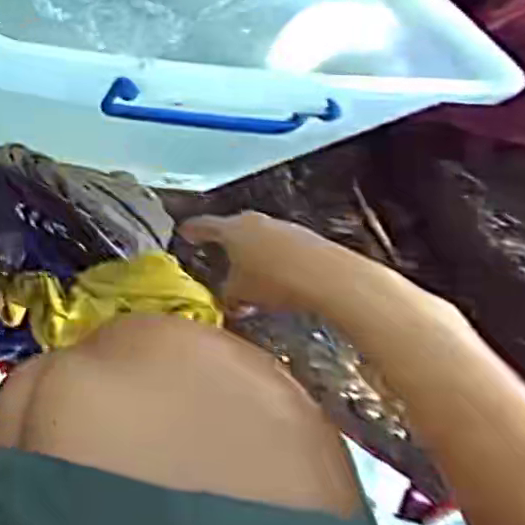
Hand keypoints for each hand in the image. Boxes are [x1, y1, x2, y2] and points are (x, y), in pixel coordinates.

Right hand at [179, 211, 348, 313]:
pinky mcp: (315, 241)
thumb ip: (229, 295)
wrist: (340, 281)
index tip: (184, 232)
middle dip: (228, 241)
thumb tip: (227, 302)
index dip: (192, 230)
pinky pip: (289, 247)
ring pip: (264, 237)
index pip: (202, 225)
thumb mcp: (243, 294)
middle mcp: (255, 222)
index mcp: (230, 229)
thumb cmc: (278, 282)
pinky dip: (283, 259)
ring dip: (258, 251)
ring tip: (258, 272)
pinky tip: (288, 278)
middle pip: (234, 228)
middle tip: (221, 253)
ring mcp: (287, 228)